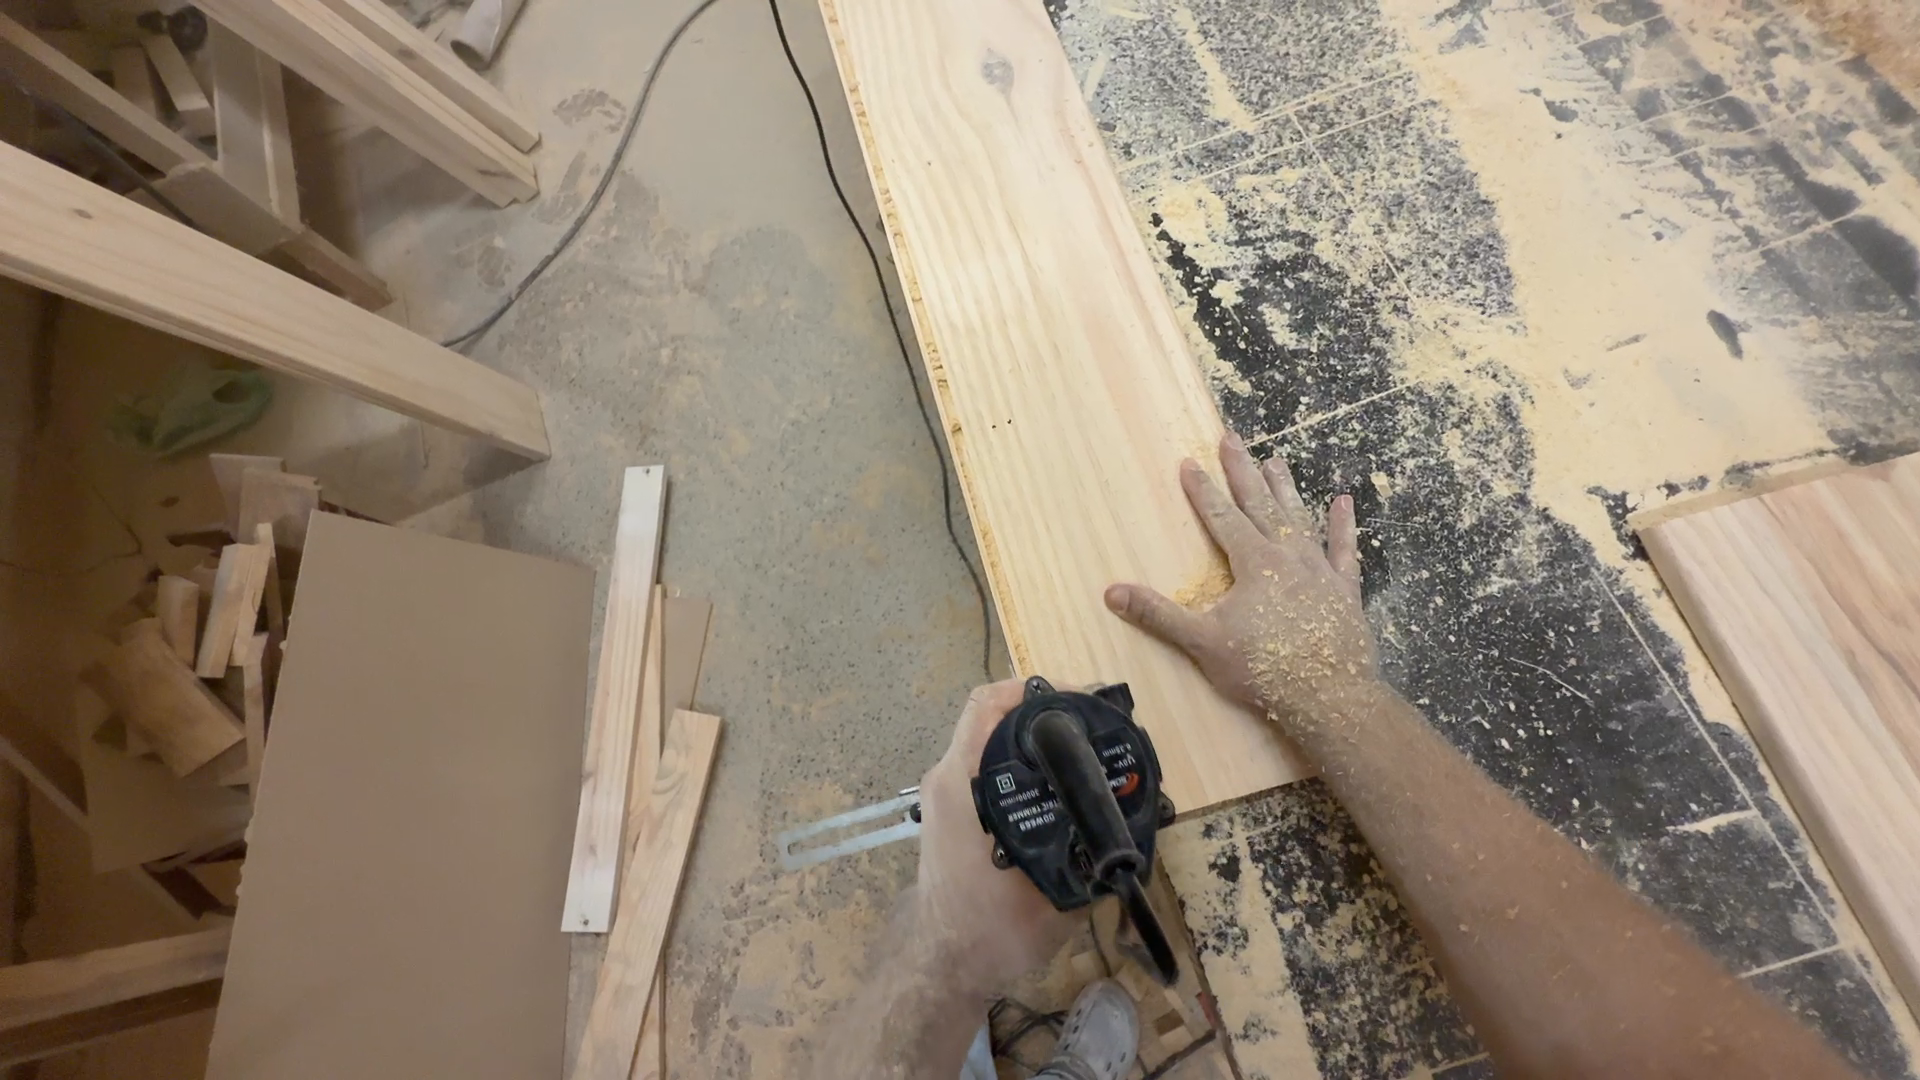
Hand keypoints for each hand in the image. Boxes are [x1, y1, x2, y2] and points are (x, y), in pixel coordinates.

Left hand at [912, 679, 1074, 995]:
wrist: (944, 960)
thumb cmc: (991, 930)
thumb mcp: (1051, 894)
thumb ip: (1090, 858)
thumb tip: (1132, 831)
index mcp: (962, 783)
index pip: (987, 706)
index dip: (1031, 688)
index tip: (1076, 698)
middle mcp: (947, 776)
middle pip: (989, 712)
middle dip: (1038, 704)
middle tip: (1086, 718)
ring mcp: (944, 789)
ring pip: (986, 734)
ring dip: (1027, 727)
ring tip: (1074, 739)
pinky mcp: (948, 804)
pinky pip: (983, 759)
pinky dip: (1015, 752)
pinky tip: (1051, 773)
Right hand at [1104, 432, 1379, 729]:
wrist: (1328, 697)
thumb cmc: (1262, 668)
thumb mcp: (1201, 642)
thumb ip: (1158, 614)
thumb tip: (1111, 593)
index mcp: (1253, 563)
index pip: (1221, 517)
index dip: (1202, 491)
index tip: (1189, 463)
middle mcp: (1286, 555)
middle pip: (1260, 505)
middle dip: (1242, 472)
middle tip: (1232, 438)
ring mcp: (1319, 570)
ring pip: (1299, 518)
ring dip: (1285, 489)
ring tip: (1276, 460)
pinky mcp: (1344, 590)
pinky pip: (1345, 550)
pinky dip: (1343, 526)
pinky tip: (1344, 502)